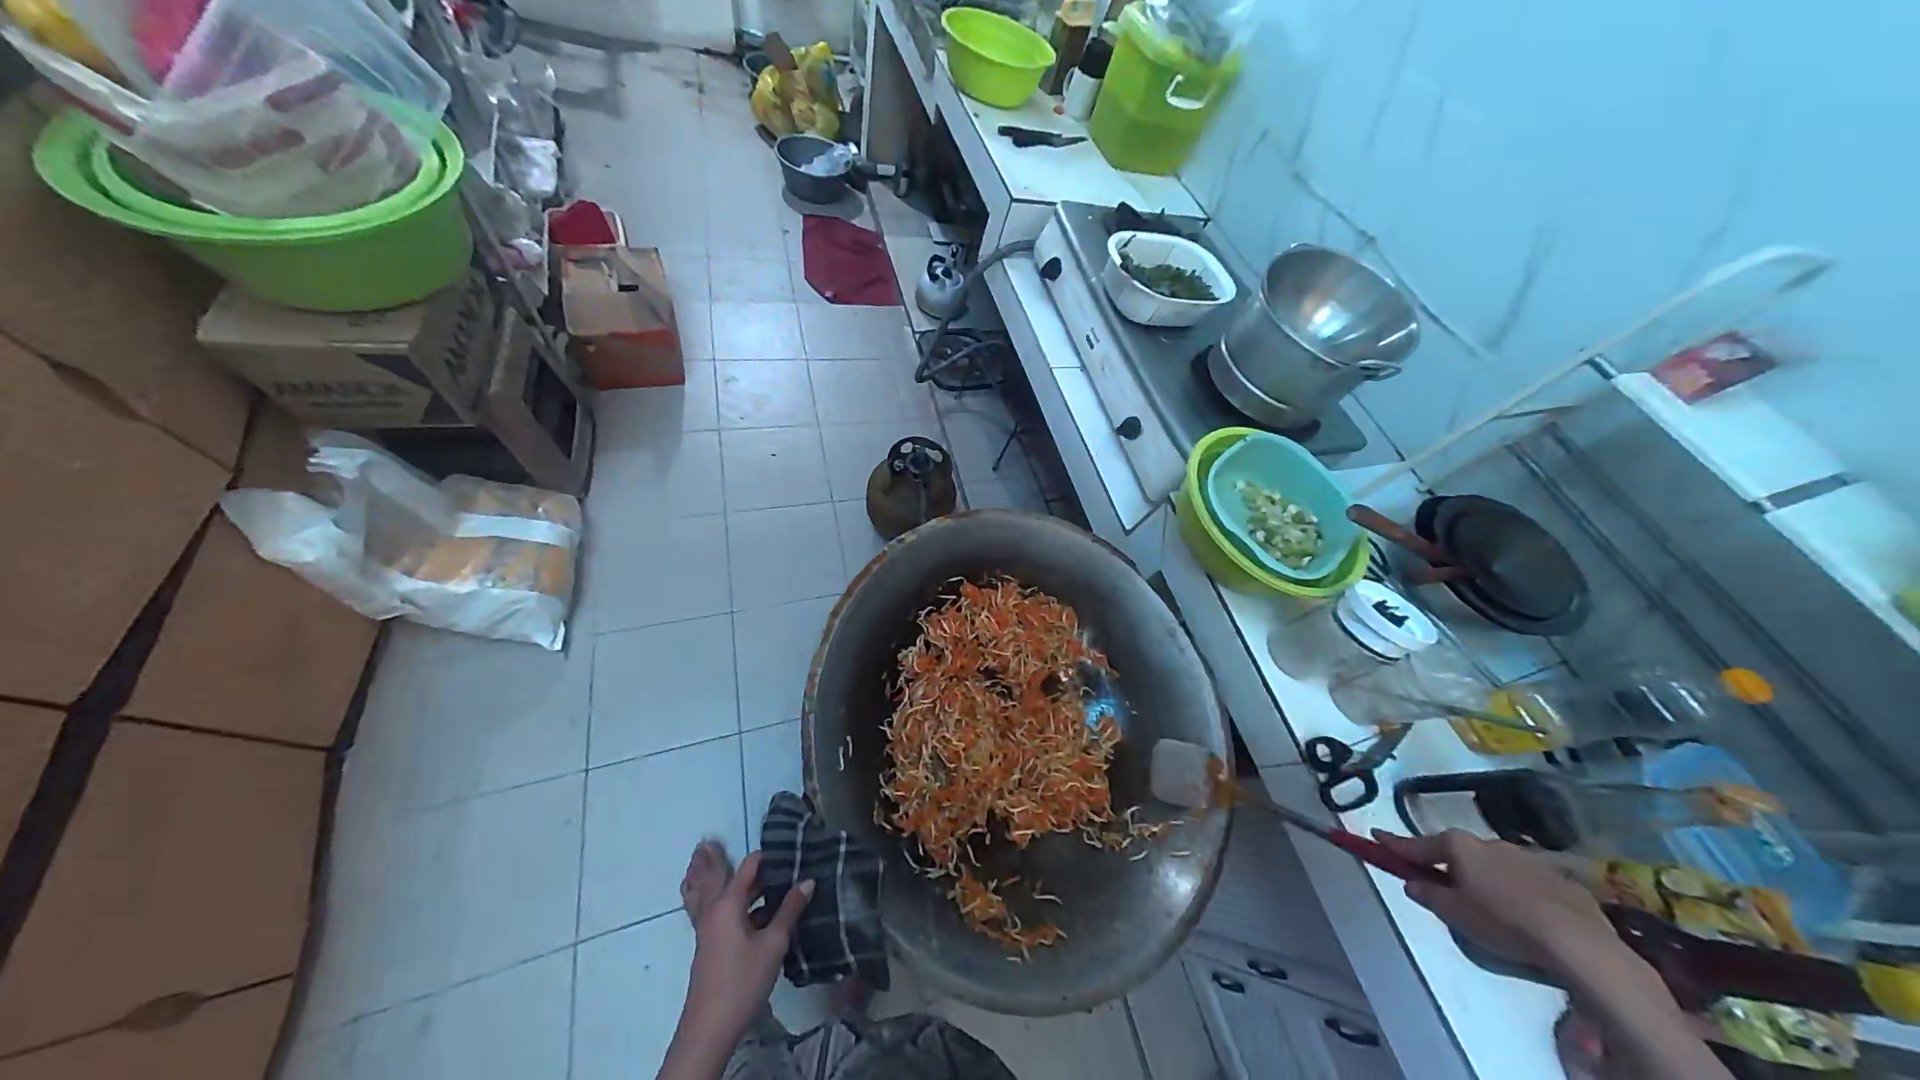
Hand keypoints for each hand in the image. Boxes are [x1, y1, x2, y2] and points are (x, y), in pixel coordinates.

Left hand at [678, 849, 814, 1050]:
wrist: (710, 1025)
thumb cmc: (743, 980)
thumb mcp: (773, 944)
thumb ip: (789, 911)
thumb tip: (807, 881)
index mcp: (728, 905)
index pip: (746, 870)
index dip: (762, 858)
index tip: (777, 846)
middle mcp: (713, 911)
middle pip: (713, 879)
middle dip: (713, 860)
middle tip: (709, 840)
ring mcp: (706, 929)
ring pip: (702, 894)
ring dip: (703, 876)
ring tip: (700, 859)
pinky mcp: (706, 944)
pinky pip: (701, 909)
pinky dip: (701, 896)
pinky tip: (709, 900)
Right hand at [1371, 829, 1616, 975]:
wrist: (1576, 942)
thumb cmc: (1502, 923)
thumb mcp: (1455, 915)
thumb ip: (1430, 895)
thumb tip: (1415, 884)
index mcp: (1458, 846)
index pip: (1416, 844)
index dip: (1393, 843)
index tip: (1375, 834)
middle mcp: (1488, 843)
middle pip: (1456, 853)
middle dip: (1446, 866)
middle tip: (1440, 888)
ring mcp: (1526, 857)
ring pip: (1492, 865)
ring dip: (1482, 878)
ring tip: (1488, 908)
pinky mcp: (1558, 878)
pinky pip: (1524, 880)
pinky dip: (1515, 891)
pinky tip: (1523, 915)